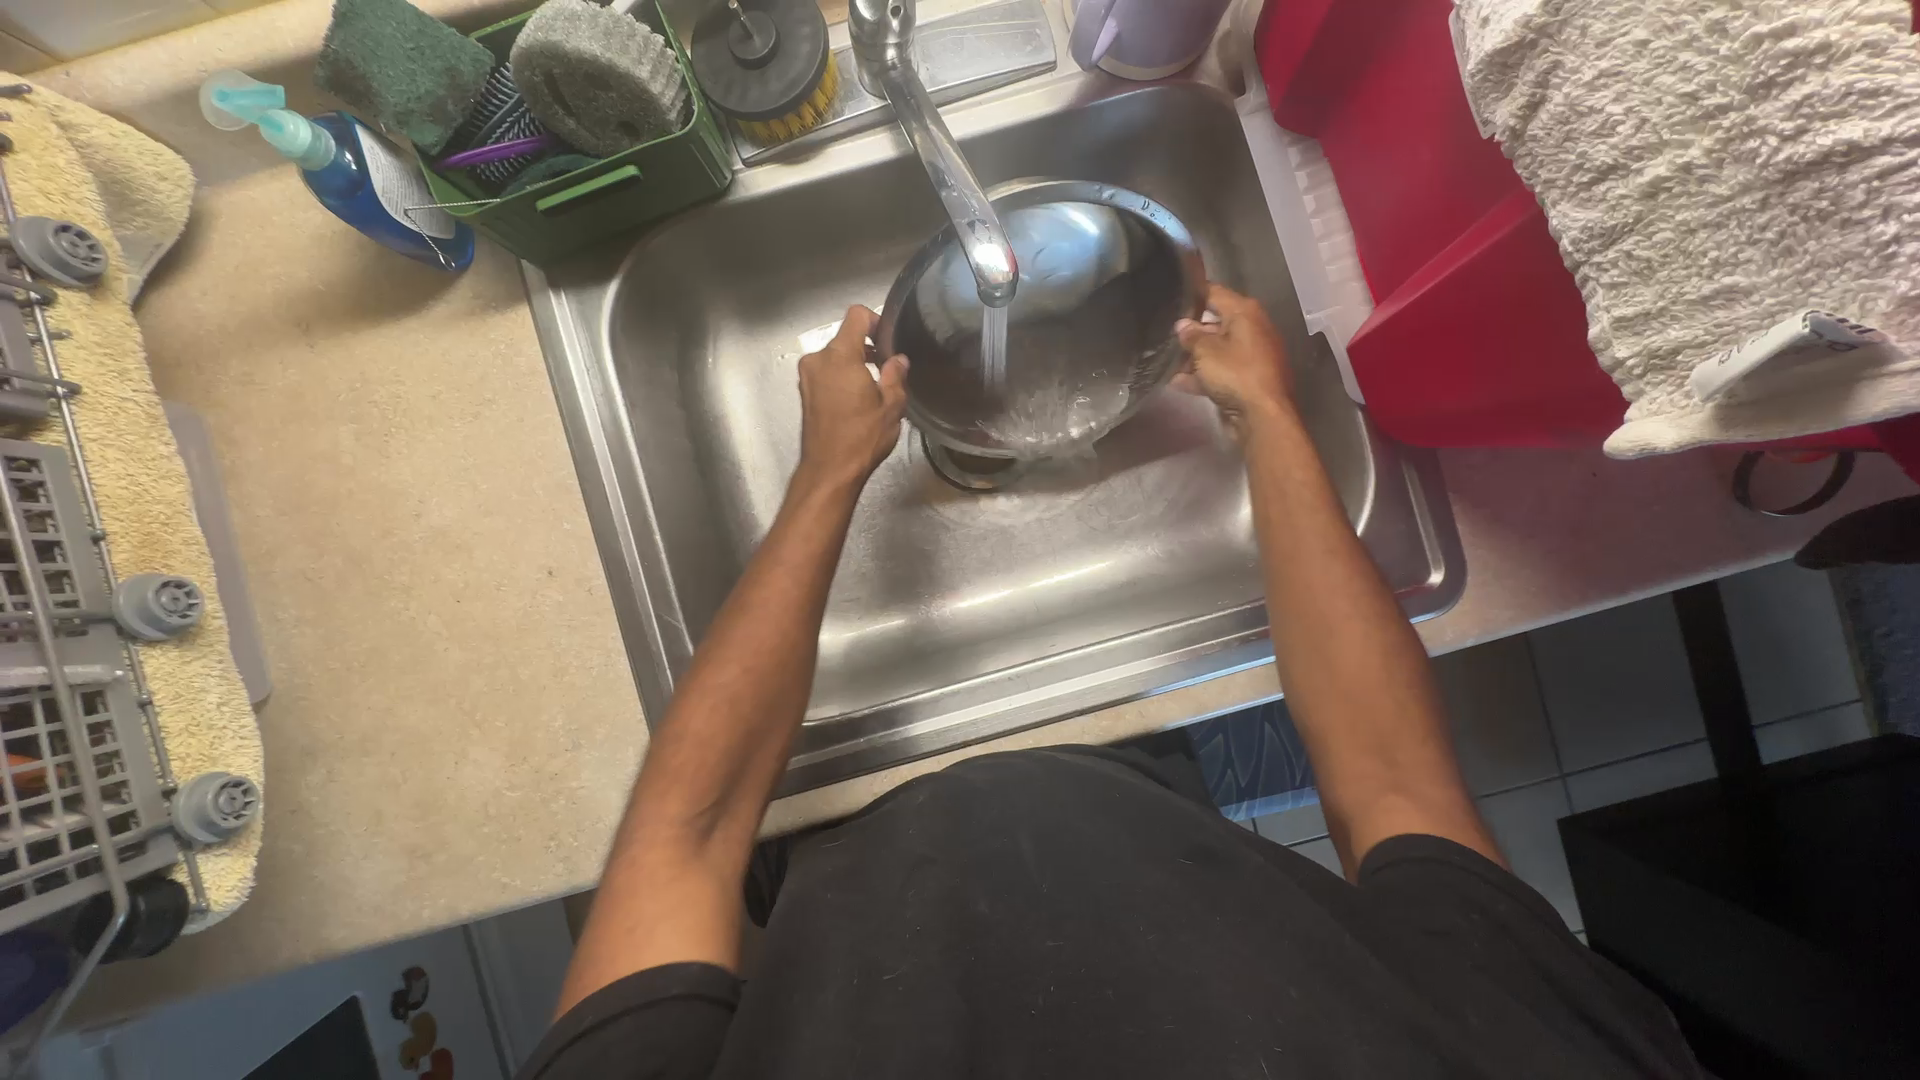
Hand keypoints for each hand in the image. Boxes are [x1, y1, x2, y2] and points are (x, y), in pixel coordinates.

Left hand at [795, 305, 909, 491]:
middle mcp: (818, 359)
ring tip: (874, 388)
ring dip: (854, 365)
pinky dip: (841, 377)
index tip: (888, 340)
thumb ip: (896, 376)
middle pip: (845, 337)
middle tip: (887, 369)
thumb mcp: (891, 406)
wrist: (829, 470)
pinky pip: (826, 373)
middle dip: (867, 348)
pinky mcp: (804, 392)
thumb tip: (898, 360)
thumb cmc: (862, 437)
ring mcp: (807, 376)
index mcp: (840, 355)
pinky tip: (857, 400)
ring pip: (835, 356)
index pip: (857, 316)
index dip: (875, 321)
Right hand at [1174, 283, 1293, 442]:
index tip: (1172, 299)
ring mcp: (1252, 355)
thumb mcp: (1205, 351)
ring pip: (1218, 349)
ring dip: (1194, 356)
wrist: (1262, 414)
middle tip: (1165, 337)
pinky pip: (1222, 370)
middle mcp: (1252, 328)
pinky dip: (1204, 375)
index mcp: (1245, 313)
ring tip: (1167, 363)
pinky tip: (1179, 383)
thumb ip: (1191, 336)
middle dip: (1191, 331)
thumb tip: (1183, 325)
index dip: (1192, 294)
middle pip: (1216, 323)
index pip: (1214, 293)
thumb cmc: (1235, 374)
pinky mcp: (1249, 377)